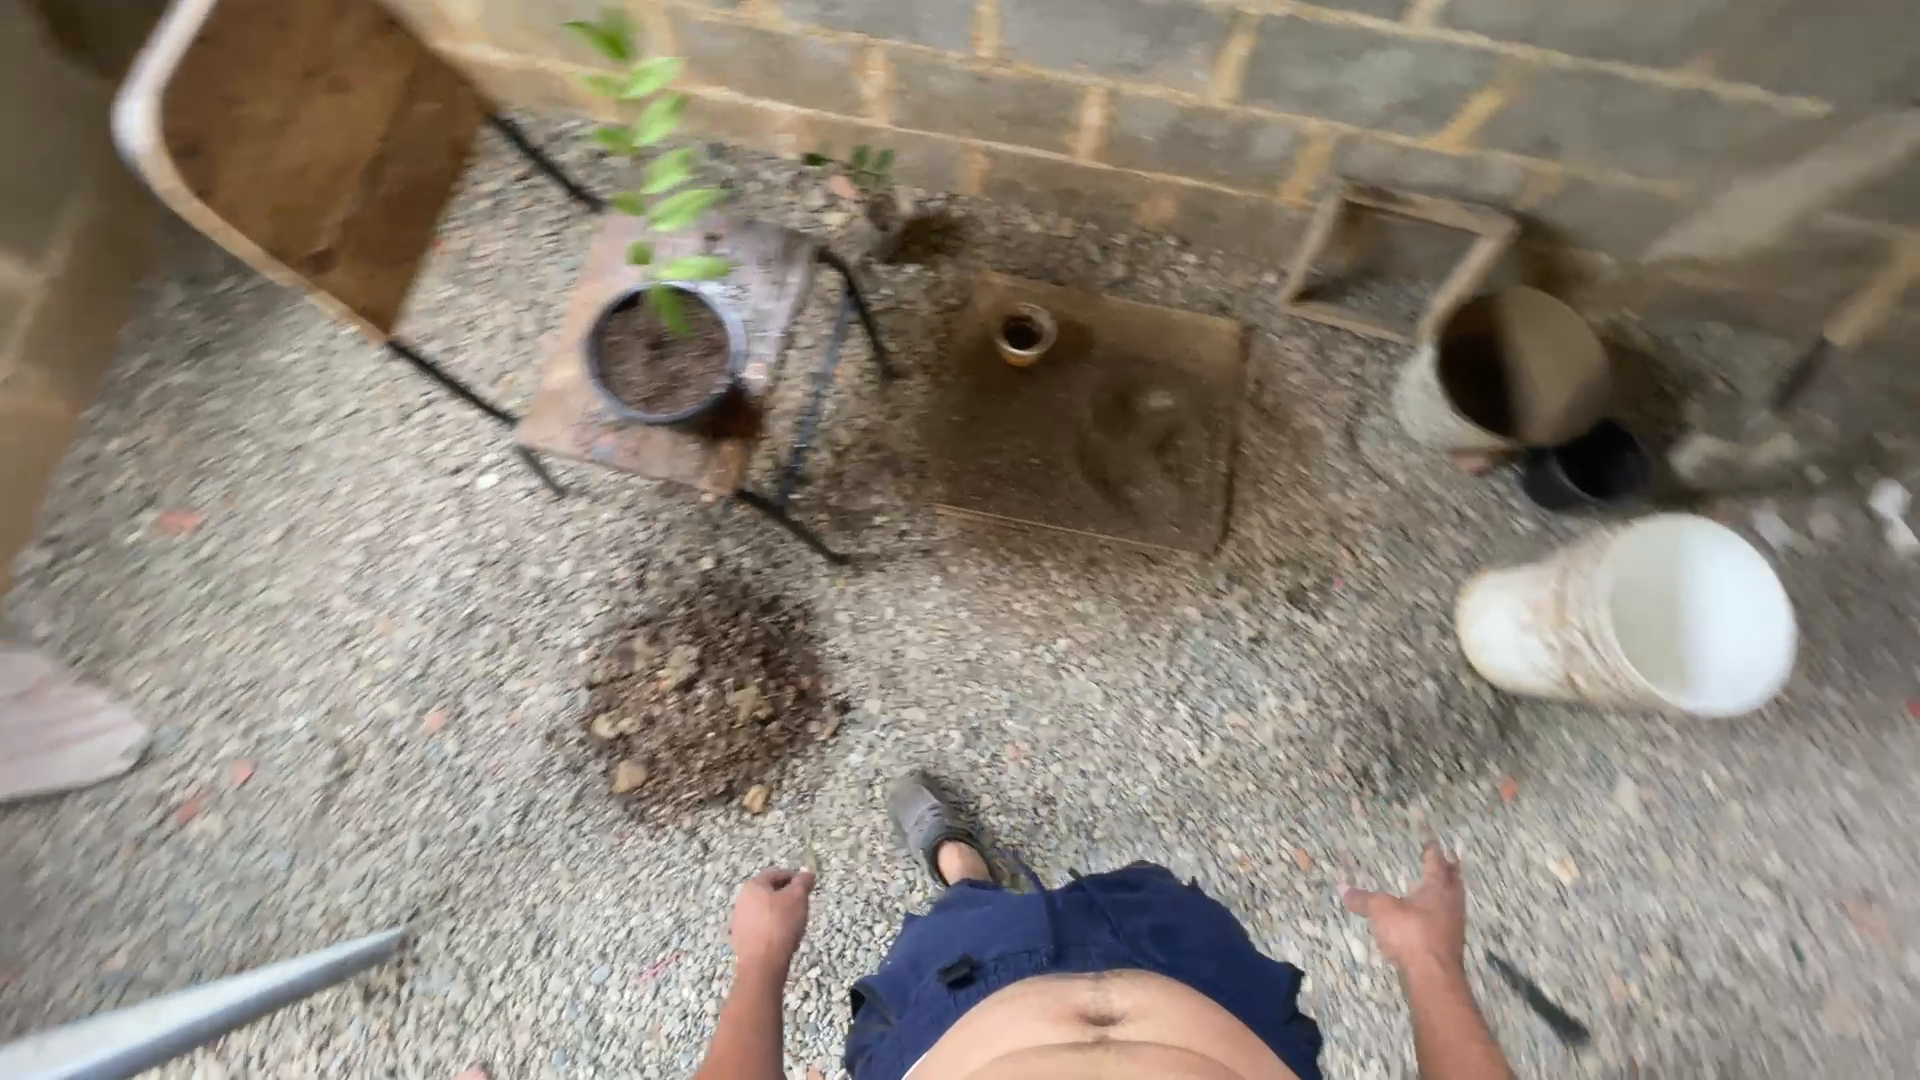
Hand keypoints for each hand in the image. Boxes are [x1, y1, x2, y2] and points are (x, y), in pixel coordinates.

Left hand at [729, 868, 813, 973]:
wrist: (762, 965)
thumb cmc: (781, 924)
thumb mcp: (798, 897)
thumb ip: (803, 882)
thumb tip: (807, 873)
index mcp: (753, 886)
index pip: (776, 874)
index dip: (794, 878)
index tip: (806, 888)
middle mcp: (741, 900)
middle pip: (769, 892)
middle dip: (786, 896)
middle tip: (802, 905)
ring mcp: (739, 922)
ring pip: (764, 910)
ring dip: (779, 913)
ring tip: (794, 923)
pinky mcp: (740, 940)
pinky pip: (760, 927)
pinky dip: (771, 928)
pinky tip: (782, 938)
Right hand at [1343, 842, 1466, 975]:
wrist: (1432, 976)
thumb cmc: (1410, 933)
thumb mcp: (1380, 910)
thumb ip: (1363, 899)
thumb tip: (1343, 888)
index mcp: (1437, 890)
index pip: (1437, 865)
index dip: (1434, 853)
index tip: (1435, 843)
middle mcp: (1450, 905)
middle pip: (1453, 884)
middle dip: (1450, 872)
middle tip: (1448, 861)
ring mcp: (1453, 927)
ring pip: (1453, 903)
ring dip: (1448, 893)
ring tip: (1442, 887)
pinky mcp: (1448, 945)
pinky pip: (1447, 920)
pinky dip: (1441, 912)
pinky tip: (1431, 917)